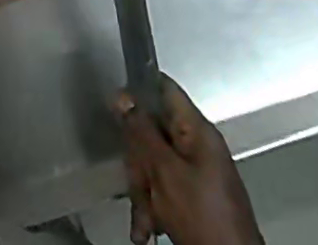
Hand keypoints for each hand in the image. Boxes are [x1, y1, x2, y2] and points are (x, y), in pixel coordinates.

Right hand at [115, 78, 264, 244]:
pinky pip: (162, 187)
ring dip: (142, 190)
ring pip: (153, 162)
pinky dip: (152, 206)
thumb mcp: (164, 170)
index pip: (165, 89)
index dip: (139, 89)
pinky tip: (147, 227)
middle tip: (138, 180)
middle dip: (139, 160)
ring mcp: (197, 172)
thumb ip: (141, 131)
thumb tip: (121, 96)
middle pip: (153, 130)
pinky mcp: (194, 196)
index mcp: (198, 132)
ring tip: (145, 216)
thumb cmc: (201, 215)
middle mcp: (198, 146)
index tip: (115, 104)